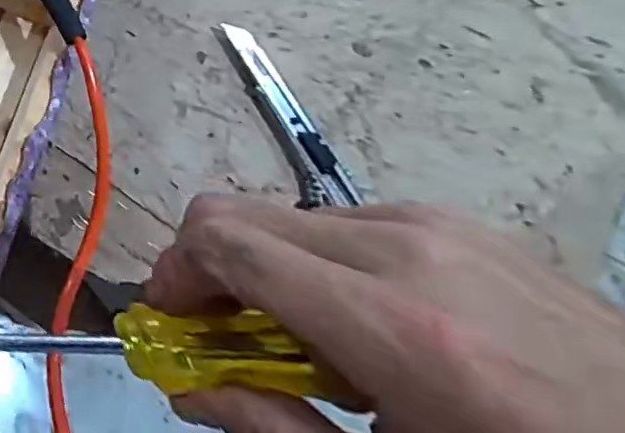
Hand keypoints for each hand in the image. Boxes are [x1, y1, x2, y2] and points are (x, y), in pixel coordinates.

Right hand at [144, 195, 624, 432]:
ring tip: (304, 347)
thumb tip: (190, 387)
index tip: (165, 322)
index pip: (227, 241)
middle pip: (240, 213)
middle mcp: (402, 244)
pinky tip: (367, 329)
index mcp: (396, 324)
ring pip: (288, 219)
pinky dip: (318, 266)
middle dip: (204, 270)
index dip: (173, 272)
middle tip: (214, 338)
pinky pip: (346, 225)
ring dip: (264, 271)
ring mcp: (434, 221)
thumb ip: (281, 432)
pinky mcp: (459, 220)